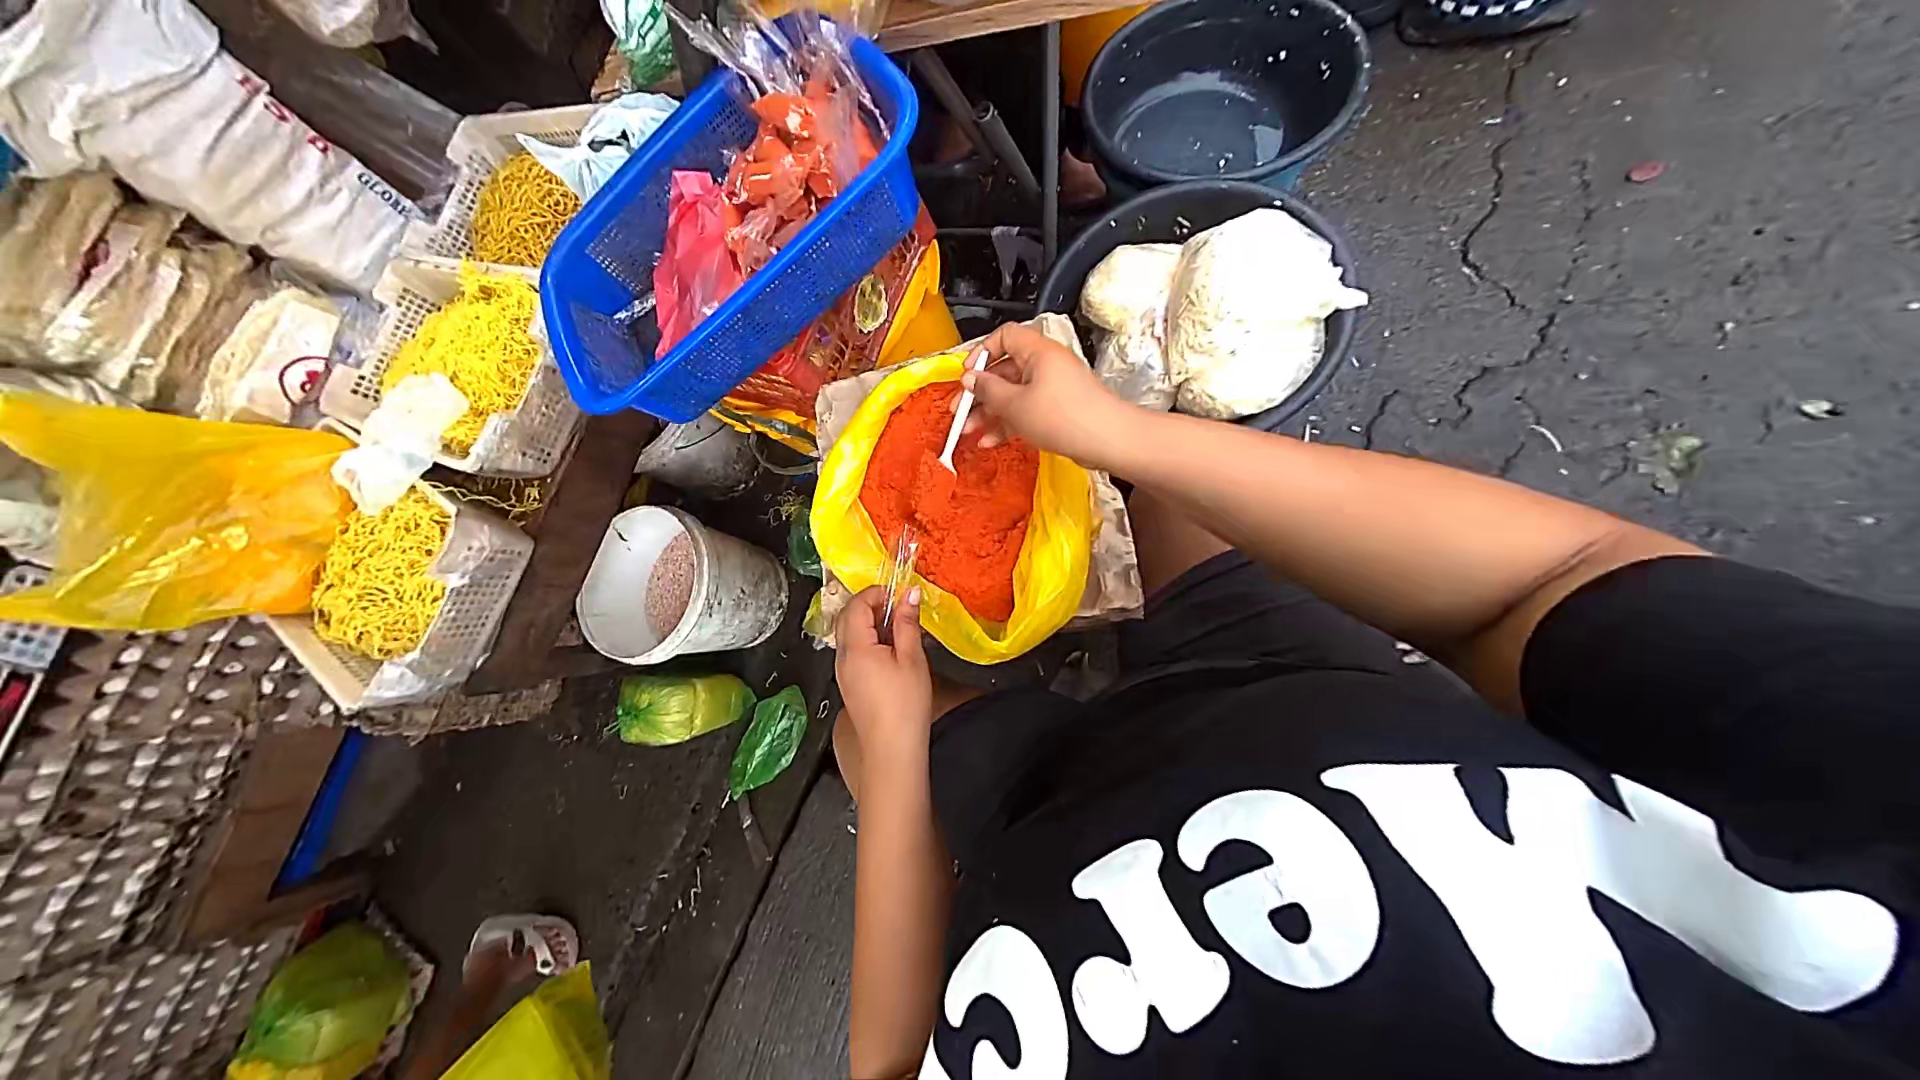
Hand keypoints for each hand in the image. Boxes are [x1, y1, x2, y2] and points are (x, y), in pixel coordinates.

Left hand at [834, 585, 932, 758]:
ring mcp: (843, 673)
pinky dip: (869, 641)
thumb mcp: (912, 658)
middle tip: (899, 607)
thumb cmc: (905, 705)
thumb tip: (910, 593)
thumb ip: (908, 623)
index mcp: (856, 648)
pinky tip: (892, 651)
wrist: (892, 749)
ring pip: (849, 635)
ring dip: (870, 624)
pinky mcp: (849, 685)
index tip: (899, 593)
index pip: (856, 606)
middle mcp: (843, 658)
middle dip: (871, 605)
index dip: (876, 593)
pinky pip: (853, 652)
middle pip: (847, 617)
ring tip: (899, 629)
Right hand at [958, 322, 1141, 468]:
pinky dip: (1008, 423)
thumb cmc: (1065, 416)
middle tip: (960, 409)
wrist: (1106, 440)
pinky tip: (991, 440)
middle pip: (1004, 370)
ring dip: (989, 413)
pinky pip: (1025, 410)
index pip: (1004, 337)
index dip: (981, 353)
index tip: (967, 374)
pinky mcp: (1058, 410)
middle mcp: (1046, 365)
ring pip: (1013, 394)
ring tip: (970, 431)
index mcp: (1037, 351)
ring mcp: (1053, 388)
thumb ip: (988, 390)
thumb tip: (971, 379)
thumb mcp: (1015, 404)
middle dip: (980, 392)